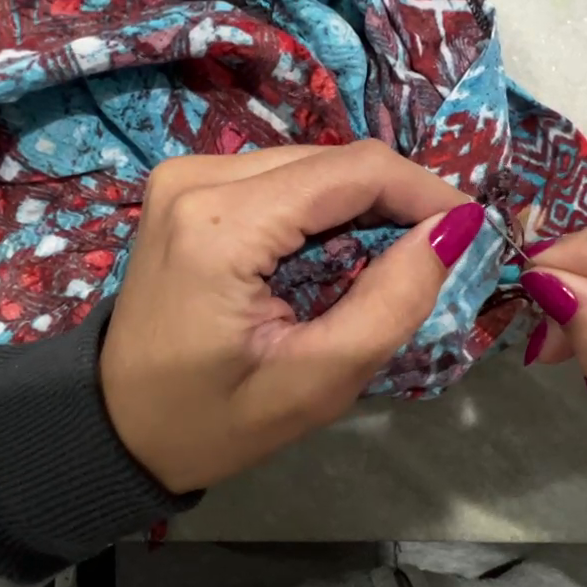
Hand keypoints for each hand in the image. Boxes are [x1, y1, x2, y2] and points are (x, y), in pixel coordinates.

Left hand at [102, 141, 480, 492]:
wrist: (115, 425)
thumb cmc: (211, 421)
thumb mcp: (316, 381)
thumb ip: (392, 300)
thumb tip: (453, 229)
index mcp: (220, 224)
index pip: (352, 170)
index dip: (424, 191)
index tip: (471, 229)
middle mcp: (195, 177)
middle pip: (329, 162)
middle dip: (393, 201)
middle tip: (434, 254)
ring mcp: (182, 176)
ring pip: (305, 165)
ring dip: (356, 205)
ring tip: (385, 261)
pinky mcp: (181, 186)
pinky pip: (274, 177)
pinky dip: (317, 209)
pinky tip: (332, 252)